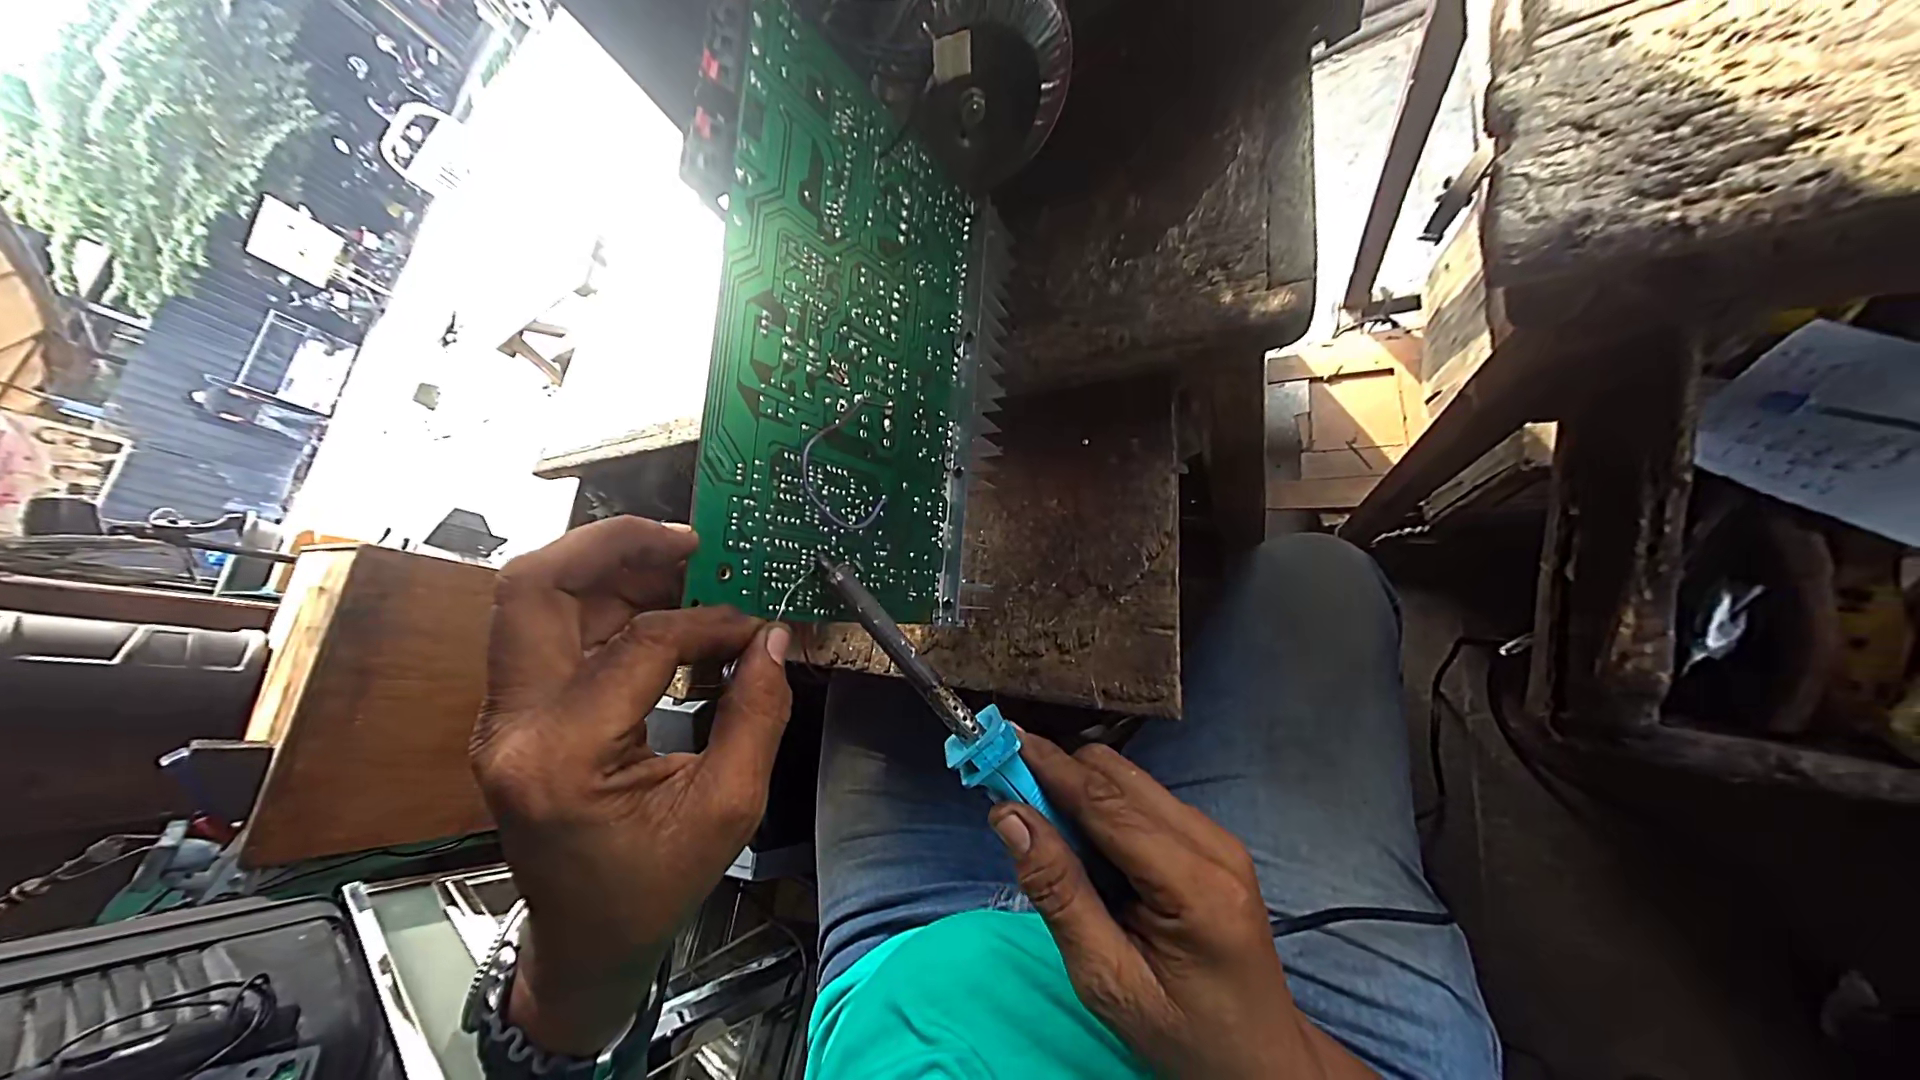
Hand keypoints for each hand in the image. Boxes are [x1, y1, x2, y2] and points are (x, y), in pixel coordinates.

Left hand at [470, 516, 791, 1055]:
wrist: (587, 941)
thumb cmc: (654, 887)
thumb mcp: (728, 808)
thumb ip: (756, 714)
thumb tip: (773, 639)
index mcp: (560, 756)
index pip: (639, 644)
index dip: (711, 623)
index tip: (758, 628)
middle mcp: (513, 724)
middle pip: (534, 589)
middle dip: (613, 545)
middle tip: (688, 538)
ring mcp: (507, 717)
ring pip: (538, 599)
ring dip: (611, 569)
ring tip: (683, 564)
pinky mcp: (521, 715)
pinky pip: (555, 630)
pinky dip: (609, 602)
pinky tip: (663, 604)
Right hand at [990, 735, 1376, 1079]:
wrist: (1261, 1059)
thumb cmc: (1184, 1035)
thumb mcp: (1108, 981)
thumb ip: (1059, 893)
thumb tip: (1009, 817)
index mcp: (1195, 885)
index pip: (1106, 801)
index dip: (1048, 766)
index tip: (998, 743)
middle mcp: (1212, 842)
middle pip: (1117, 773)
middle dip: (1057, 772)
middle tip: (1010, 793)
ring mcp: (1216, 835)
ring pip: (1127, 777)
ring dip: (1076, 786)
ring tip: (1042, 821)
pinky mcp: (1210, 837)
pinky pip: (1140, 796)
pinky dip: (1100, 803)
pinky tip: (1083, 841)